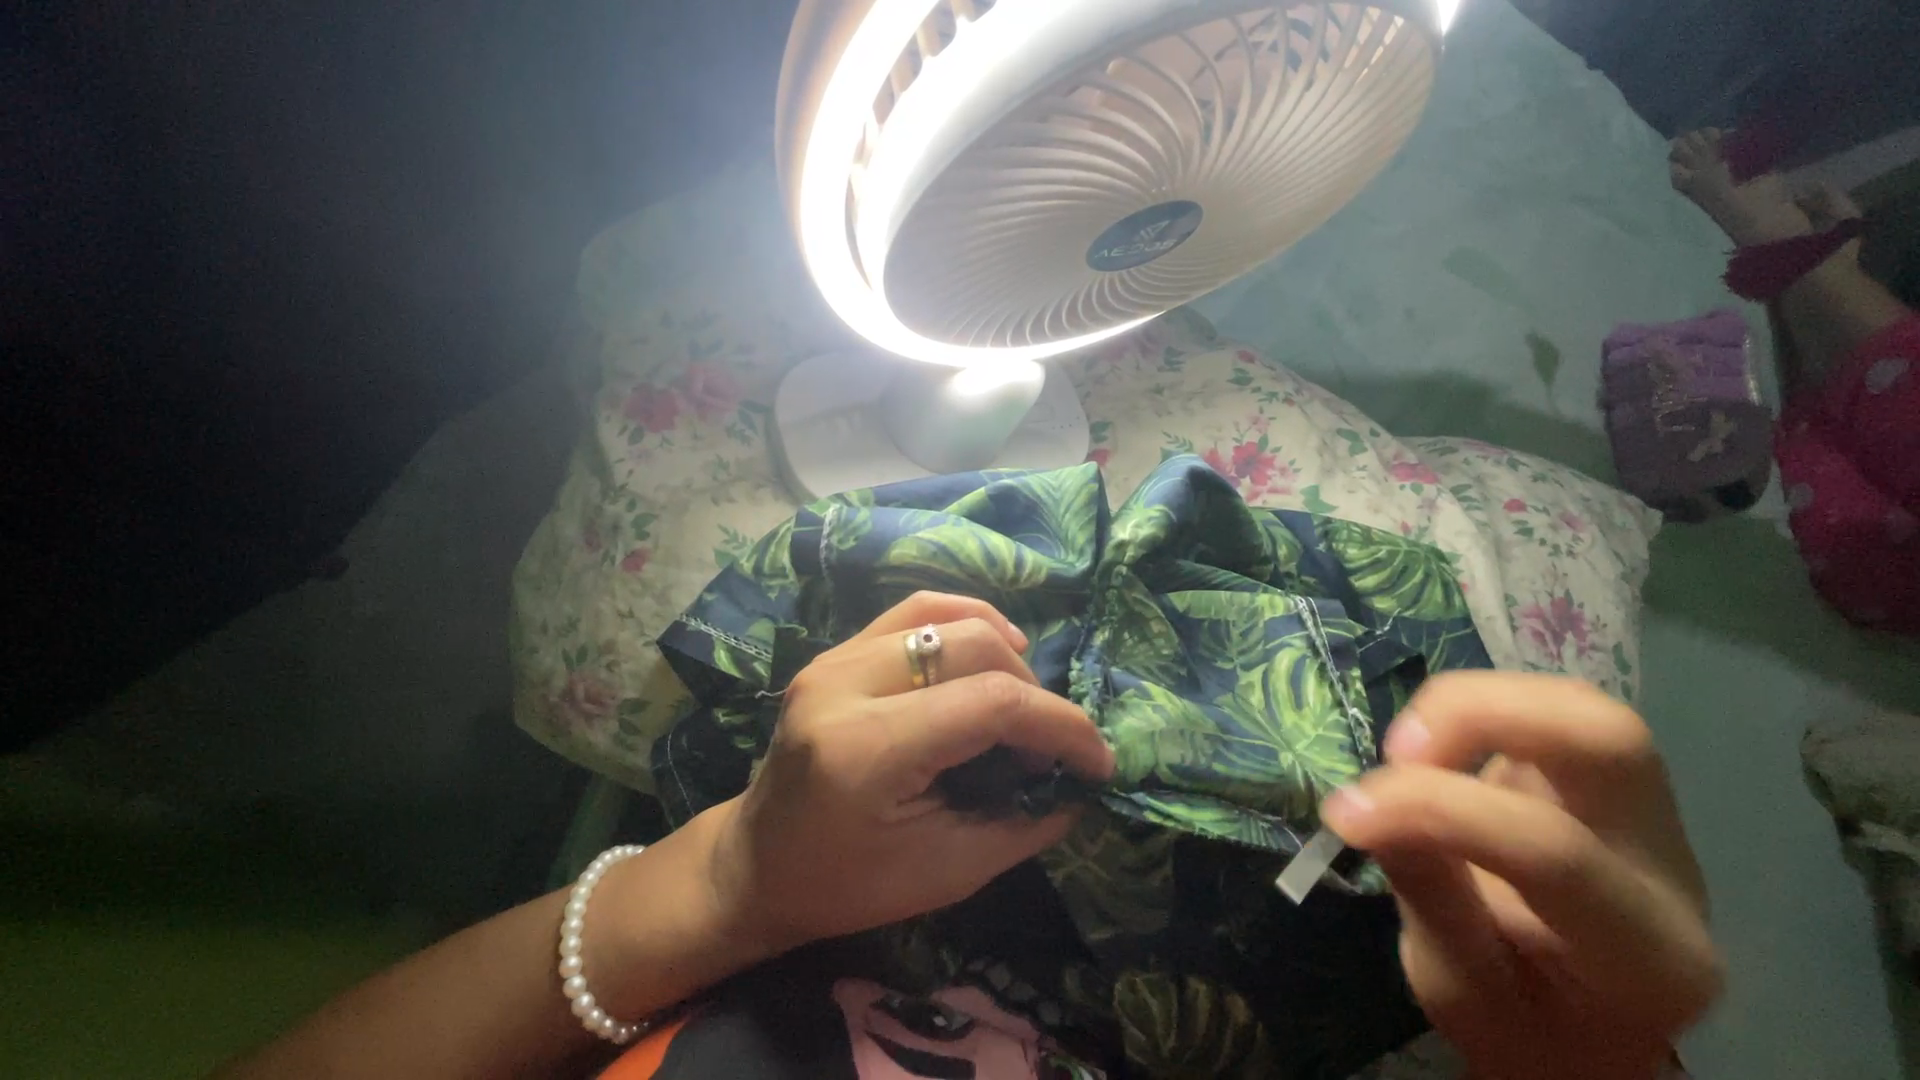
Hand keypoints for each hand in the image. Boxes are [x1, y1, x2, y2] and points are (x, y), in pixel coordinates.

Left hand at [702, 592, 1115, 955]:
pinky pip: (912, 612)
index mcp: (867, 749)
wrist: (756, 867)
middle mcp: (844, 684)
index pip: (990, 704)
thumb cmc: (845, 886)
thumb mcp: (946, 873)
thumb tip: (1081, 785)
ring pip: (944, 615)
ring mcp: (833, 659)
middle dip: (1033, 692)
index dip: (1060, 725)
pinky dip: (963, 622)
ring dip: (1002, 648)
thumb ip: (1023, 825)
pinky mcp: (834, 652)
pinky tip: (989, 650)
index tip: (1097, 761)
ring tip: (1025, 693)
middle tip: (1046, 749)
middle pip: (973, 647)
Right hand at [1319, 673, 1722, 1079]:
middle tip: (1399, 750)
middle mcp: (1669, 867)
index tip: (1344, 814)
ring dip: (1475, 705)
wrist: (1588, 1039)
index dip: (1438, 810)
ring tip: (1407, 750)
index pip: (1554, 851)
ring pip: (1581, 705)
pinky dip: (1475, 712)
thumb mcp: (1458, 989)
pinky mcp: (1606, 786)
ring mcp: (1648, 815)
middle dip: (1484, 715)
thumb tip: (1360, 803)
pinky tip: (1434, 749)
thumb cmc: (1521, 1030)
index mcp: (1647, 954)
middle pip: (1607, 738)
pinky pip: (1547, 711)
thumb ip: (1427, 893)